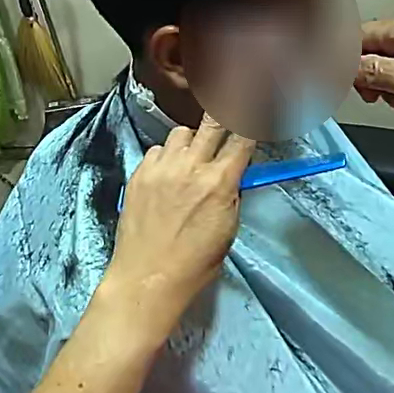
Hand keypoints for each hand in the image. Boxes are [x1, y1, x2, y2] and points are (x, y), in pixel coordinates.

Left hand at [99, 116, 254, 342]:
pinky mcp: (139, 173)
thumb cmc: (195, 262)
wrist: (147, 278)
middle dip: (223, 117)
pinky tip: (167, 174)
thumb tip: (233, 172)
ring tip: (191, 158)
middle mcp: (191, 166)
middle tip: (226, 118)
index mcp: (219, 182)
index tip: (253, 114)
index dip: (251, 122)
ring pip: (181, 132)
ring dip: (191, 140)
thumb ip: (231, 193)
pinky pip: (158, 150)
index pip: (242, 138)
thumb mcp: (228, 228)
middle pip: (213, 121)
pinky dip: (166, 157)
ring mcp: (162, 167)